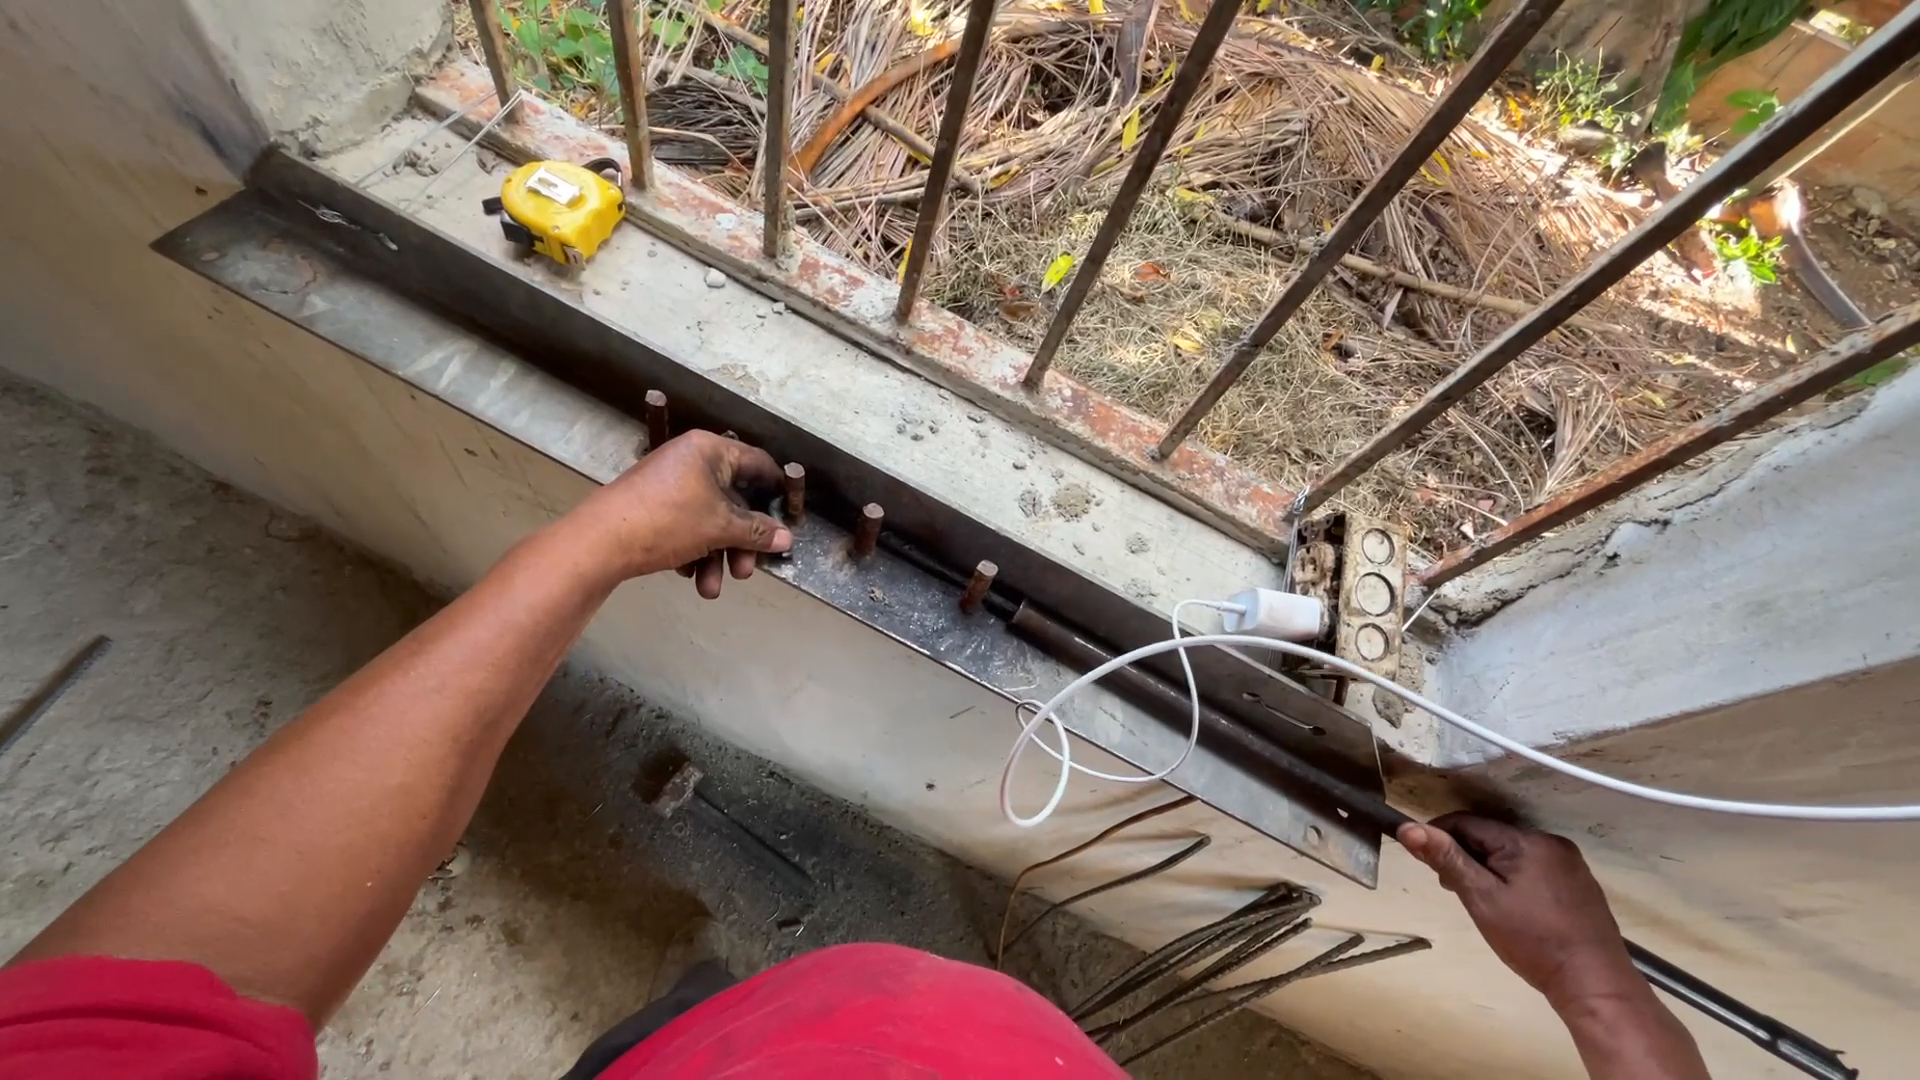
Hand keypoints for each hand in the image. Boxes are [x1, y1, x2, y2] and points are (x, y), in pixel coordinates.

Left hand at [571, 431, 791, 597]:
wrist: (600, 542)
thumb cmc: (668, 521)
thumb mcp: (720, 527)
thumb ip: (757, 532)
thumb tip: (787, 538)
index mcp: (710, 450)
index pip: (759, 465)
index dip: (777, 493)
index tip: (788, 520)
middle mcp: (691, 460)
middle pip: (734, 501)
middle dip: (741, 542)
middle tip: (746, 571)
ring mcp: (671, 483)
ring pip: (710, 520)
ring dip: (718, 556)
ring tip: (711, 587)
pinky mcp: (654, 506)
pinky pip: (687, 526)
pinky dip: (694, 552)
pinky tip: (688, 576)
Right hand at [1398, 814, 1638, 1009]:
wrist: (1597, 987)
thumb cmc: (1533, 942)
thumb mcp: (1481, 899)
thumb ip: (1446, 858)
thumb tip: (1408, 827)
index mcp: (1527, 841)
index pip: (1466, 822)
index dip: (1439, 837)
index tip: (1428, 864)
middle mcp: (1551, 843)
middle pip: (1489, 836)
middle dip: (1464, 856)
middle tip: (1453, 889)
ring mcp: (1569, 863)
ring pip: (1509, 852)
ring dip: (1487, 868)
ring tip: (1481, 901)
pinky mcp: (1578, 883)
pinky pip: (1531, 867)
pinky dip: (1511, 878)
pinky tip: (1510, 906)